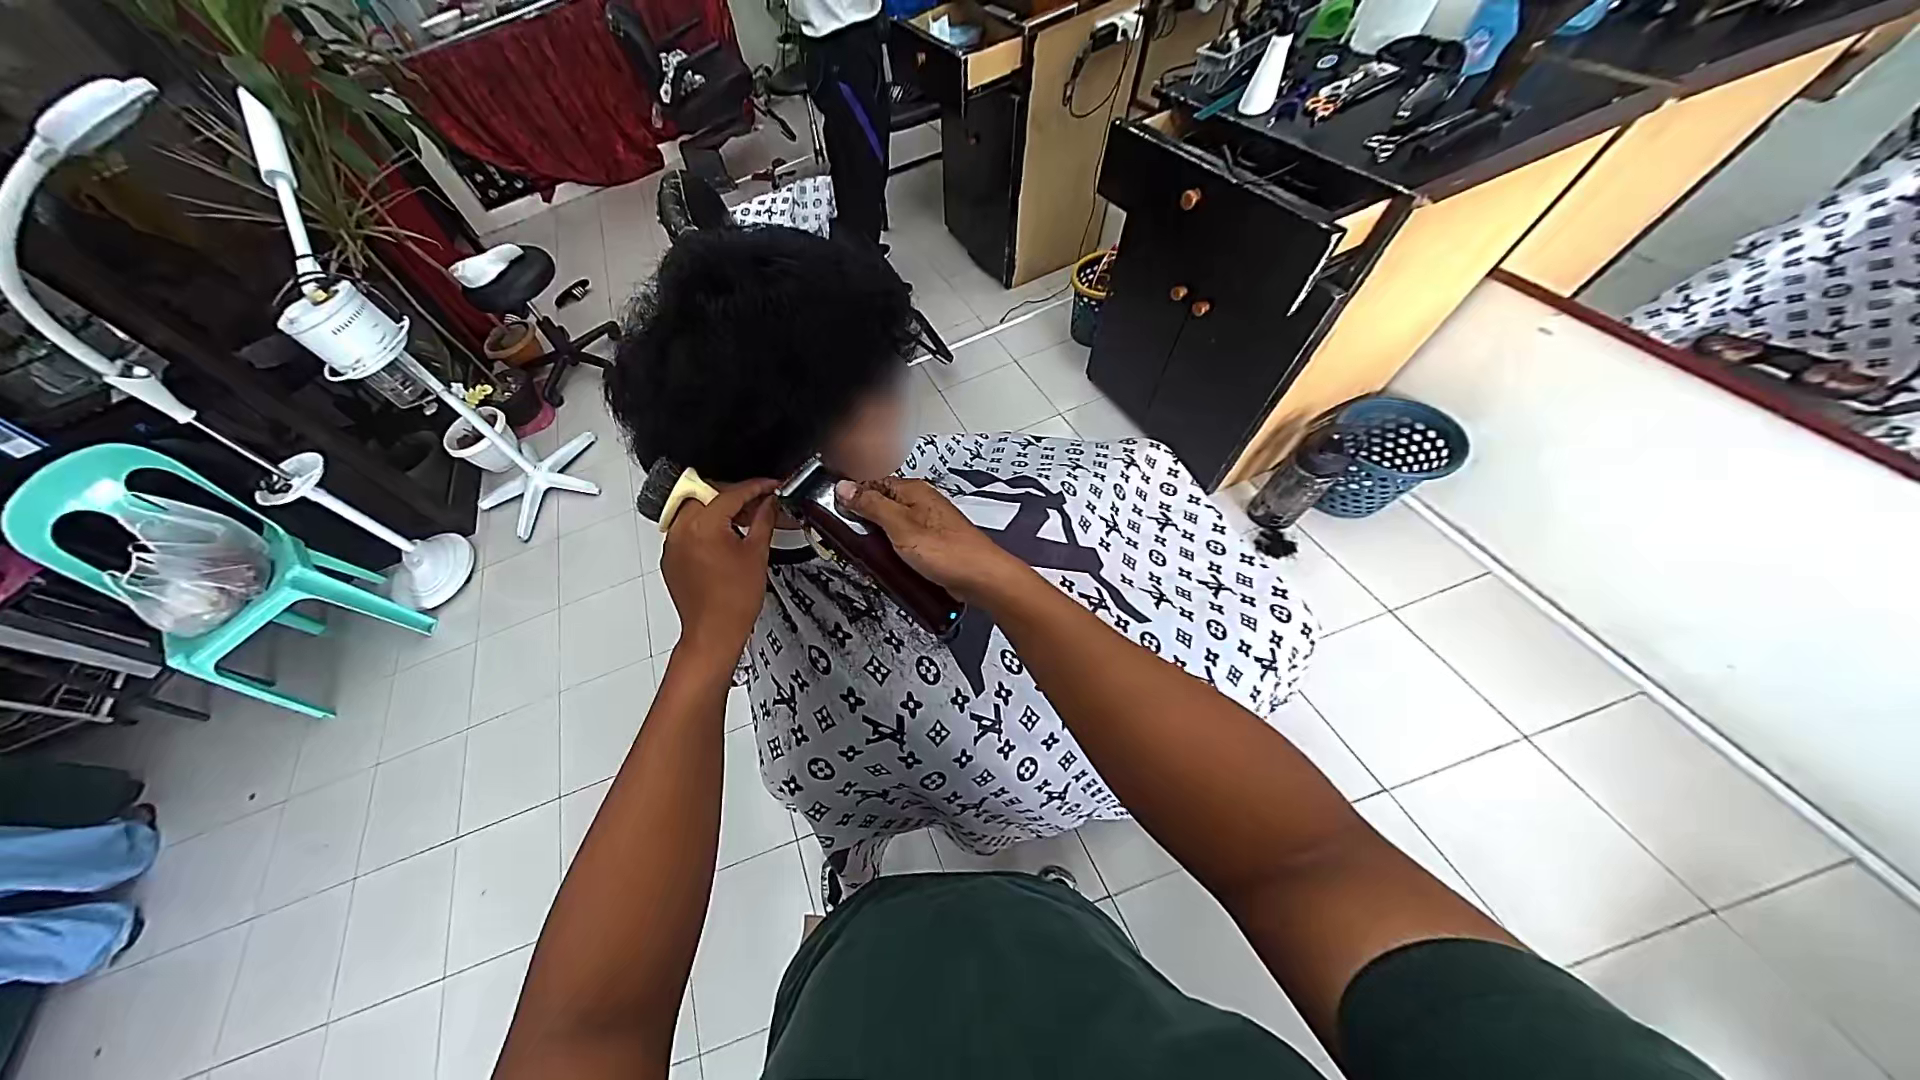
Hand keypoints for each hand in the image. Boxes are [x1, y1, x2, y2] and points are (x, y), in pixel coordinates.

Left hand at [663, 479, 776, 662]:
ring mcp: (672, 544)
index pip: (730, 493)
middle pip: (707, 494)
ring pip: (694, 509)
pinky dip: (706, 526)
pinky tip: (727, 537)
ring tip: (744, 519)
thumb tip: (769, 502)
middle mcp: (681, 531)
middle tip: (759, 500)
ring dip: (719, 508)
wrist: (714, 632)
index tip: (770, 486)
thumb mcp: (757, 552)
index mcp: (703, 526)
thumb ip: (763, 519)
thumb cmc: (733, 601)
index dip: (756, 487)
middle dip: (734, 494)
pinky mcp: (670, 557)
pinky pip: (686, 529)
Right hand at [834, 478, 1028, 603]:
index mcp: (914, 491)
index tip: (835, 511)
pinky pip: (903, 547)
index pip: (872, 484)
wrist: (982, 579)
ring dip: (879, 543)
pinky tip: (892, 565)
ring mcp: (927, 527)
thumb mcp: (899, 526)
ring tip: (874, 556)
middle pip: (880, 508)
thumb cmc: (952, 552)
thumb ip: (871, 506)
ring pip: (891, 530)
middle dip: (864, 525)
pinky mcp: (931, 547)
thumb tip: (845, 489)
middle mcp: (922, 505)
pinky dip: (894, 555)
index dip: (852, 498)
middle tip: (855, 540)